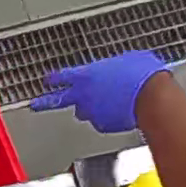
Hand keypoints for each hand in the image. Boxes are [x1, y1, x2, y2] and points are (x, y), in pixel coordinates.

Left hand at [29, 51, 169, 133]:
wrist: (151, 97)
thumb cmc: (142, 74)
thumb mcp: (126, 60)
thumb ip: (111, 68)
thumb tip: (114, 70)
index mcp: (87, 76)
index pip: (63, 76)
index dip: (54, 78)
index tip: (47, 80)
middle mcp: (84, 97)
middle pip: (59, 100)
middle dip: (45, 102)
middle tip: (35, 104)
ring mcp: (91, 113)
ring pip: (85, 111)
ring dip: (91, 107)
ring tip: (107, 102)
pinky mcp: (101, 126)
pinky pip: (101, 120)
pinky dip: (108, 116)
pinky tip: (121, 110)